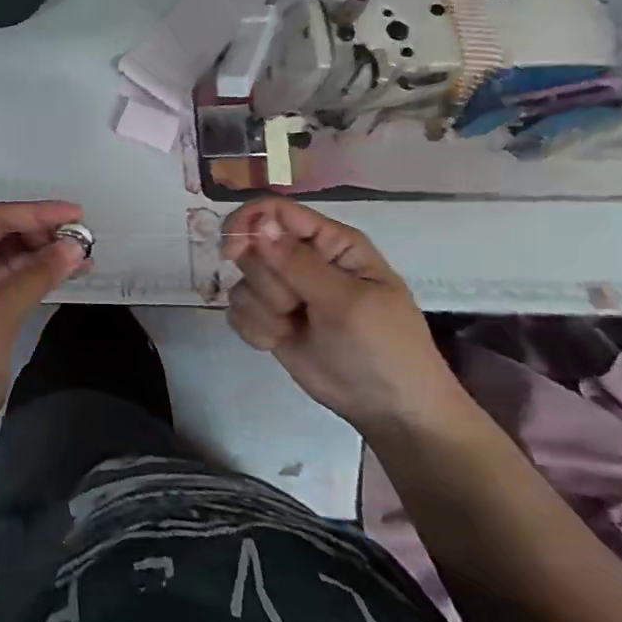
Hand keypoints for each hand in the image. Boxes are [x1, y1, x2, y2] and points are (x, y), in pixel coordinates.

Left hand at [0, 201, 87, 449]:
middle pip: (2, 234)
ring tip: (85, 255)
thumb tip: (76, 244)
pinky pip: (13, 280)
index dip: (36, 213)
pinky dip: (39, 276)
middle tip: (85, 238)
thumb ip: (37, 275)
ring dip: (44, 254)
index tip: (78, 214)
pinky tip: (68, 274)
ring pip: (11, 257)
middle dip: (42, 233)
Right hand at [222, 197, 467, 433]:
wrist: (389, 409)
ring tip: (294, 329)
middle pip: (250, 247)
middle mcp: (302, 259)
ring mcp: (283, 291)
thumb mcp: (347, 302)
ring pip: (241, 282)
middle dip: (265, 281)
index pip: (275, 211)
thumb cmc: (384, 348)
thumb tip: (257, 224)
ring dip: (262, 311)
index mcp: (331, 243)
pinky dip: (254, 329)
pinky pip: (236, 310)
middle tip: (294, 306)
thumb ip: (297, 263)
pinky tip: (279, 342)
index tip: (232, 254)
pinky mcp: (268, 319)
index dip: (247, 225)